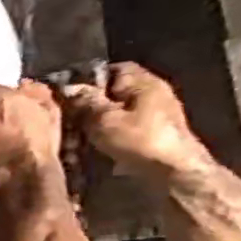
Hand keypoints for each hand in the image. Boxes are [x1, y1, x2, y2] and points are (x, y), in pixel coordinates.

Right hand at [61, 62, 208, 173]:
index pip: (115, 69)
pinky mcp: (154, 133)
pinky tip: (93, 144)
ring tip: (76, 133)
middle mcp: (153, 93)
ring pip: (118, 110)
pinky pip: (124, 125)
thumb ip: (86, 101)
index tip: (69, 93)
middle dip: (91, 102)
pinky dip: (107, 132)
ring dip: (97, 120)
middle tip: (68, 115)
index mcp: (144, 83)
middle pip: (116, 90)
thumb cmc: (139, 140)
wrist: (172, 171)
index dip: (90, 78)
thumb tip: (69, 87)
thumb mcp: (104, 119)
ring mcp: (156, 114)